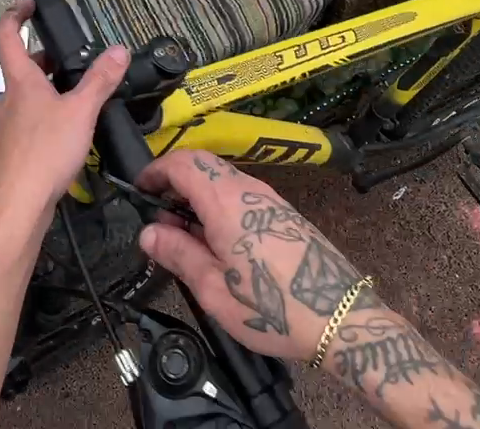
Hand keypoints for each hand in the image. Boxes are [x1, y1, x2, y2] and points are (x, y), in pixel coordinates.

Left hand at [0, 0, 127, 249]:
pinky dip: (48, 117)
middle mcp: (10, 100)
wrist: (15, 209)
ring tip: (81, 96)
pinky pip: (31, 123)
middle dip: (46, 58)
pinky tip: (70, 135)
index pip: (8, 36)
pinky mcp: (13, 153)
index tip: (28, 3)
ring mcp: (8, 128)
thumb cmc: (44, 152)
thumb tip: (119, 49)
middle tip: (73, 57)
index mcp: (21, 82)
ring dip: (50, 90)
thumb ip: (100, 81)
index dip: (15, 14)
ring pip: (28, 98)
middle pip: (22, 69)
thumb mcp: (81, 112)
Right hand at [134, 150, 376, 362]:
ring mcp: (268, 197)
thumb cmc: (274, 308)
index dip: (155, 171)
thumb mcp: (214, 290)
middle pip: (202, 163)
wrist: (339, 316)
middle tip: (157, 214)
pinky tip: (214, 237)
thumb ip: (179, 254)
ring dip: (195, 192)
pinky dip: (217, 201)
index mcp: (225, 202)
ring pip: (221, 176)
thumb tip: (148, 233)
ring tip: (183, 232)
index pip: (182, 163)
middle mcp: (247, 189)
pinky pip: (240, 191)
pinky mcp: (282, 211)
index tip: (139, 189)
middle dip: (173, 179)